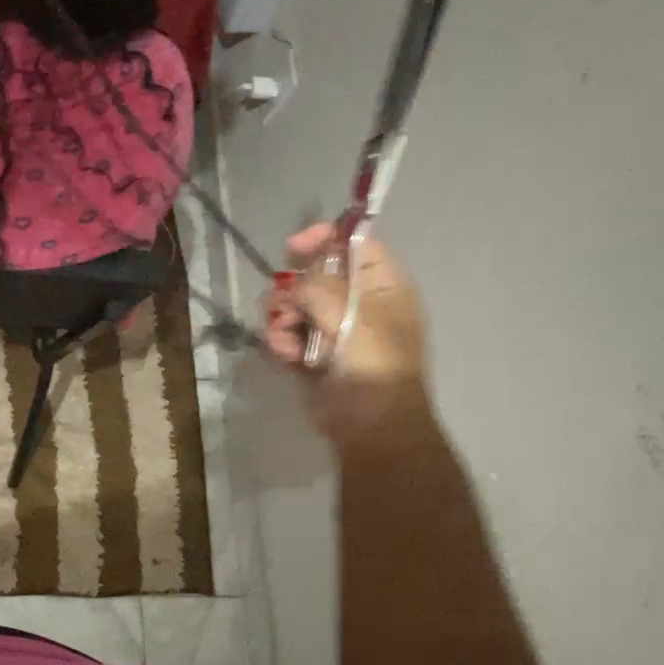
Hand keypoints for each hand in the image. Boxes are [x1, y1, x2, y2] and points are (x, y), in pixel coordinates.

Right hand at [266, 223, 434, 449]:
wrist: (369, 426)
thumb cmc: (374, 365)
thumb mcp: (353, 315)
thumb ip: (319, 287)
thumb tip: (291, 286)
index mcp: (383, 286)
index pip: (355, 244)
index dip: (325, 238)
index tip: (293, 247)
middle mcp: (357, 302)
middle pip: (314, 274)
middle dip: (292, 289)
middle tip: (286, 307)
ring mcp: (331, 329)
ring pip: (292, 305)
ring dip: (281, 320)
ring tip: (285, 341)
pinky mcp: (310, 353)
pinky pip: (285, 333)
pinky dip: (280, 342)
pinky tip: (284, 357)